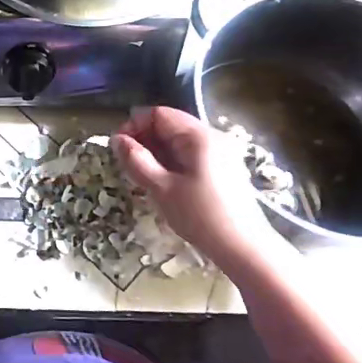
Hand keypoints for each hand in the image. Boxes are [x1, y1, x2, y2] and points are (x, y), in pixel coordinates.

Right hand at [113, 106, 280, 263]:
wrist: (244, 248)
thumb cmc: (201, 217)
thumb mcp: (162, 189)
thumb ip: (137, 161)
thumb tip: (117, 140)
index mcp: (198, 135)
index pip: (159, 114)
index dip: (134, 126)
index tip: (118, 149)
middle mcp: (212, 135)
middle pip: (171, 125)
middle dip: (145, 140)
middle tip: (129, 167)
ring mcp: (222, 151)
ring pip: (180, 141)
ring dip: (159, 153)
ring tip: (145, 178)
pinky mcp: (225, 167)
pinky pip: (192, 154)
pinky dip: (174, 162)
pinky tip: (167, 184)